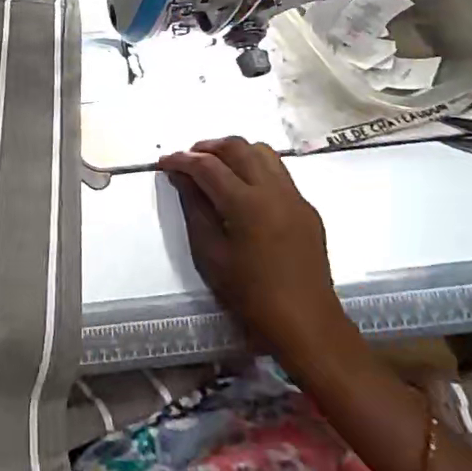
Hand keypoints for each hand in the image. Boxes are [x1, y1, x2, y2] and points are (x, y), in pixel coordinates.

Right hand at [159, 137, 349, 366]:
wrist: (305, 323)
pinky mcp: (307, 209)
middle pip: (239, 147)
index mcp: (247, 204)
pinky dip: (256, 169)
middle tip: (188, 159)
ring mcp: (295, 198)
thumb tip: (182, 179)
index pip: (208, 166)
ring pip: (263, 153)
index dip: (181, 160)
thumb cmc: (250, 294)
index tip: (164, 162)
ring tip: (215, 167)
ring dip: (235, 153)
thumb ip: (195, 208)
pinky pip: (279, 174)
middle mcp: (274, 191)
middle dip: (209, 147)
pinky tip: (243, 189)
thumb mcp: (211, 254)